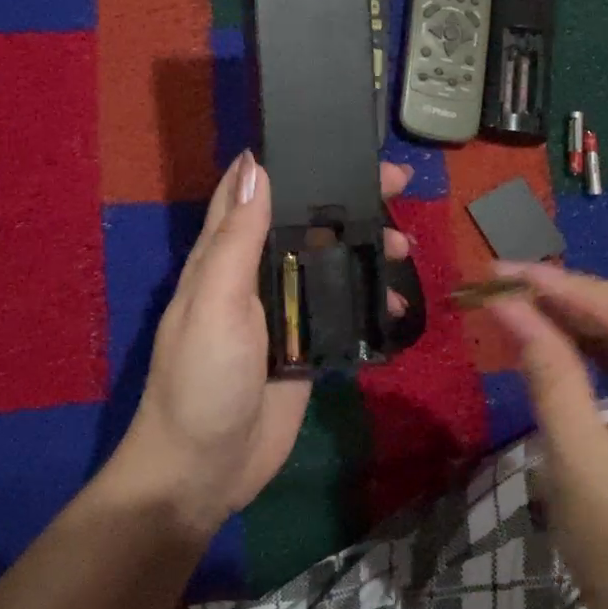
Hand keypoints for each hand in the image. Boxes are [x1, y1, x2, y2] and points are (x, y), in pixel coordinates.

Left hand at [113, 152, 414, 531]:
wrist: (205, 469)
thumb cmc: (202, 379)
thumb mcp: (216, 302)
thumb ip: (236, 238)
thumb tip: (254, 165)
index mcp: (224, 256)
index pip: (254, 191)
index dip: (288, 161)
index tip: (335, 139)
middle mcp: (255, 275)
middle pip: (304, 223)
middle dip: (348, 202)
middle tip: (398, 185)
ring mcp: (284, 312)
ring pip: (330, 264)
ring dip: (366, 249)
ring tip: (405, 247)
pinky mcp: (307, 348)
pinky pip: (343, 313)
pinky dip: (371, 301)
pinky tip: (398, 303)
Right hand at [484, 265, 607, 608]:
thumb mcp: (577, 462)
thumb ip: (549, 375)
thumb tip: (507, 303)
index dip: (589, 290)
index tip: (520, 276)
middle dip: (578, 295)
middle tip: (508, 280)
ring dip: (577, 311)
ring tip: (515, 294)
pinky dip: (586, 338)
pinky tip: (544, 323)